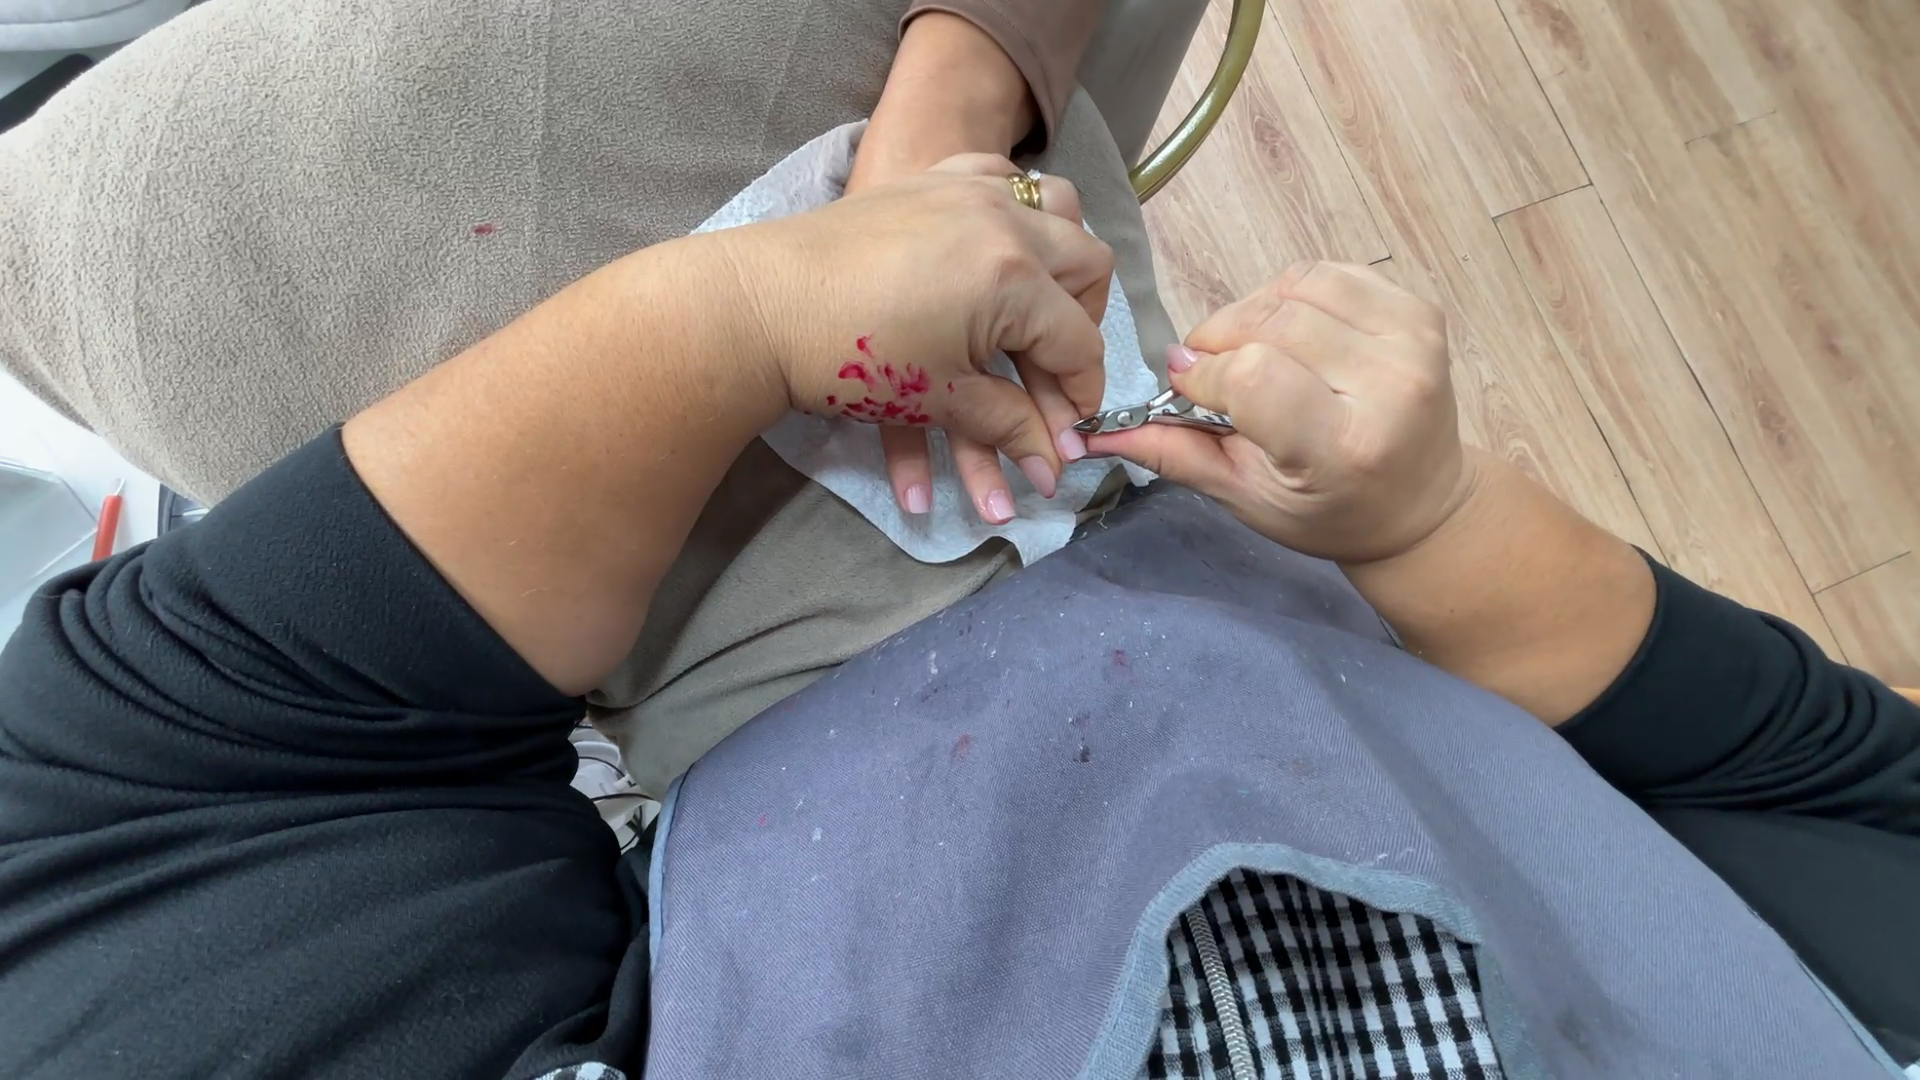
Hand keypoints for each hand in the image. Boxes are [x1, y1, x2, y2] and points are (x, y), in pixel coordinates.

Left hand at [847, 13, 1069, 520]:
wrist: (759, 305)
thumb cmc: (849, 361)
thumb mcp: (938, 399)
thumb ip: (1008, 426)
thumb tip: (1054, 464)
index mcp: (1014, 280)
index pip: (1078, 342)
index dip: (1082, 393)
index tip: (1073, 429)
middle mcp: (1006, 222)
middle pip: (1087, 267)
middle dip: (1083, 326)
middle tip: (1055, 371)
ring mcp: (969, 189)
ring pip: (1056, 205)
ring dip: (1061, 258)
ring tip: (1040, 307)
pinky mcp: (932, 180)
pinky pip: (999, 175)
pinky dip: (1014, 209)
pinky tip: (997, 245)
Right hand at [1088, 261, 1473, 563]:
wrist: (1417, 504)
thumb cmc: (1323, 512)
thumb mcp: (1242, 497)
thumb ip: (1173, 455)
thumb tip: (1095, 432)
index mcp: (1342, 447)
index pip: (1252, 376)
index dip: (1205, 376)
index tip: (1189, 392)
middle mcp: (1389, 386)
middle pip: (1269, 323)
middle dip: (1218, 341)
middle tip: (1211, 374)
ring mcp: (1412, 341)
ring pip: (1293, 287)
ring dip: (1249, 314)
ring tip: (1247, 352)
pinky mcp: (1420, 311)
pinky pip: (1328, 273)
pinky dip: (1288, 295)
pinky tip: (1285, 332)